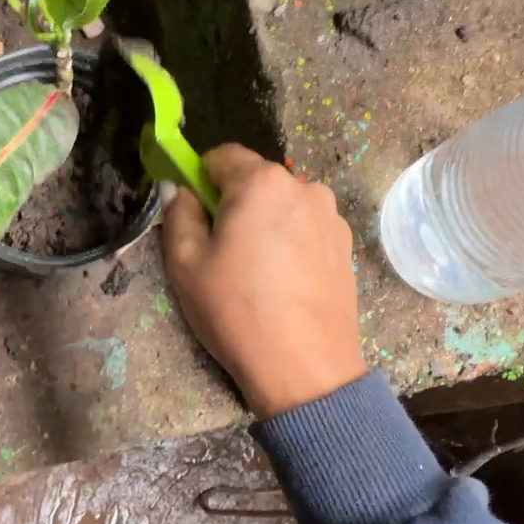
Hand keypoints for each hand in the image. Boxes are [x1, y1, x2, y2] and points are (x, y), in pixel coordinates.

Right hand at [162, 144, 366, 418]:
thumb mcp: (184, 264)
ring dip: (262, 226)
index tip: (190, 216)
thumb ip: (177, 215)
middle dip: (232, 205)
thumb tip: (177, 190)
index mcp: (261, 183)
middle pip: (254, 182)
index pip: (221, 156)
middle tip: (216, 253)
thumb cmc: (235, 309)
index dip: (198, 180)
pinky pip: (304, 231)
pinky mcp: (345, 247)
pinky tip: (279, 286)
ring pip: (281, 208)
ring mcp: (331, 217)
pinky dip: (287, 246)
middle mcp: (303, 187)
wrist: (304, 366)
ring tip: (252, 275)